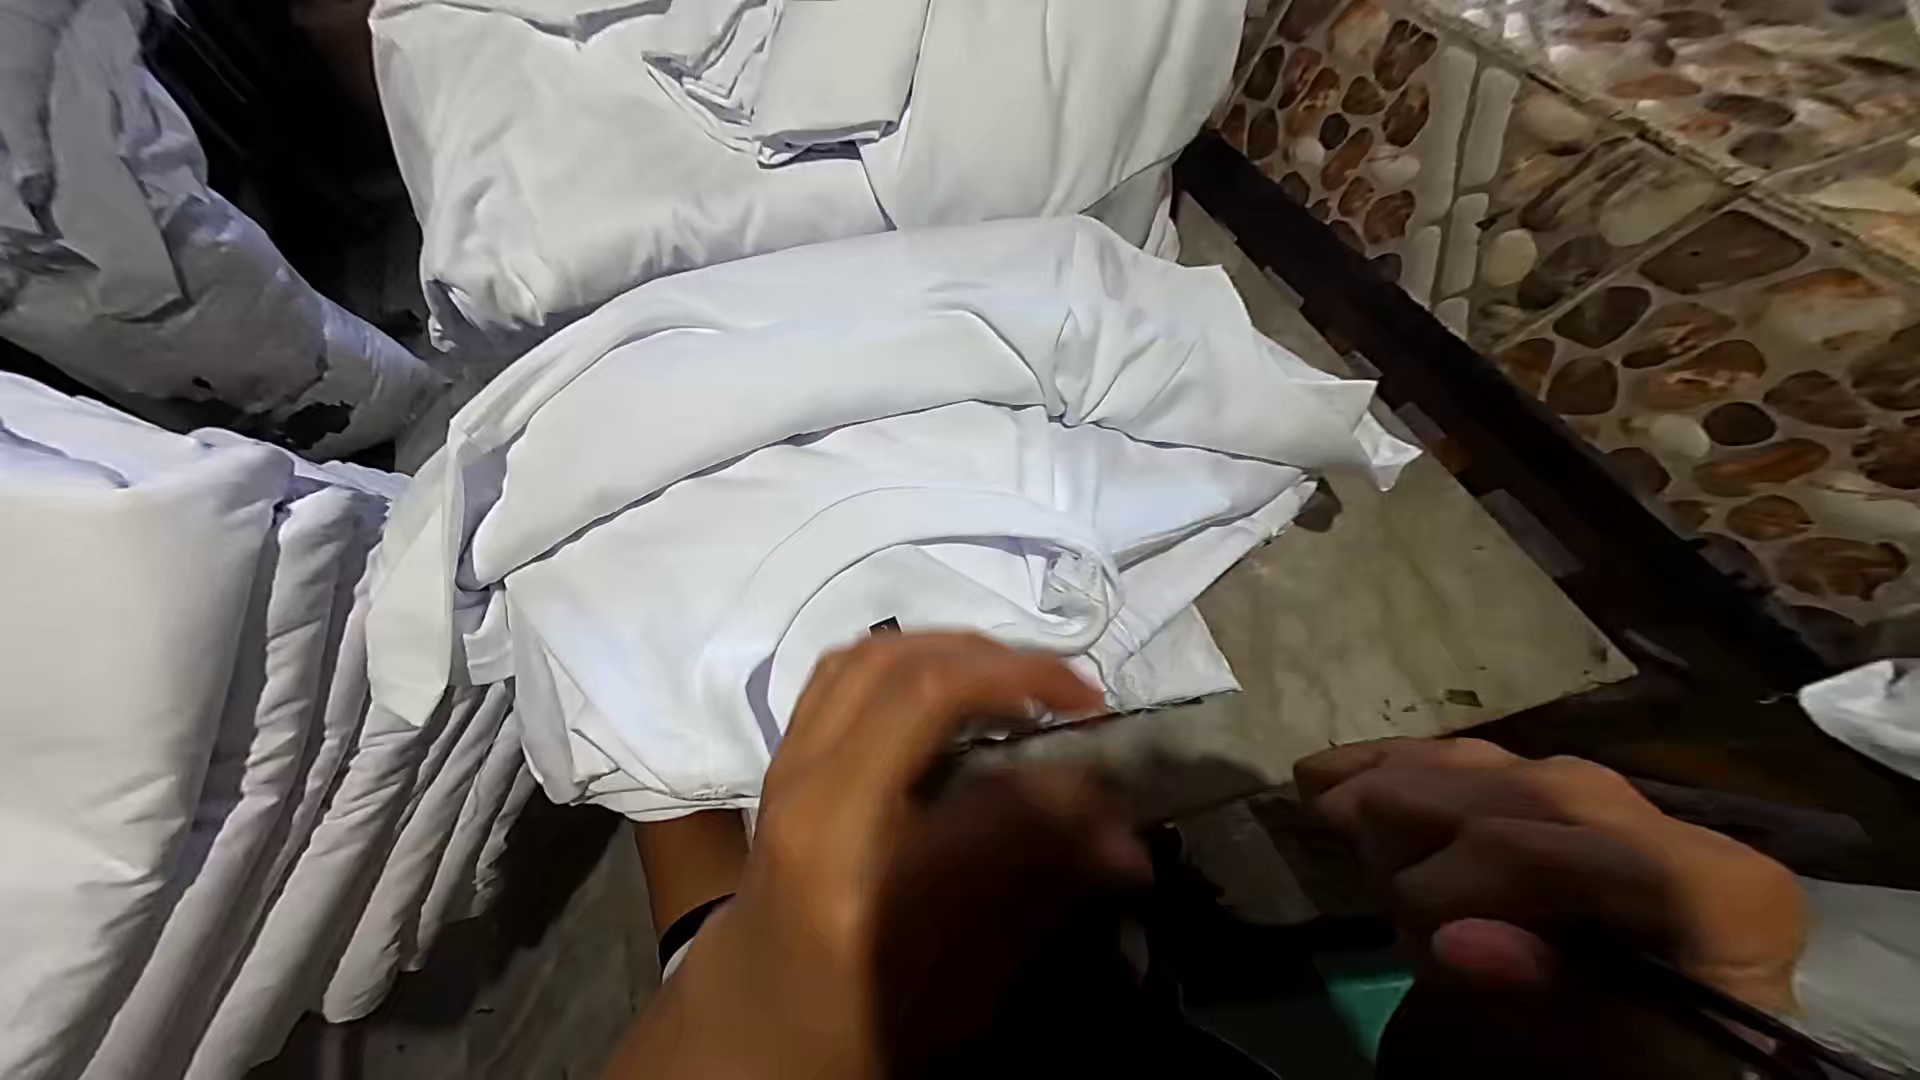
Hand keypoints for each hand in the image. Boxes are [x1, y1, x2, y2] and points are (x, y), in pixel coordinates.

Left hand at [609, 633, 1148, 1079]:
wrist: (749, 1015)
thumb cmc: (852, 1014)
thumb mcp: (953, 980)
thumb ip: (1035, 892)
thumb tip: (1127, 843)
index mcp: (845, 861)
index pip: (962, 771)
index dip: (1037, 725)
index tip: (1094, 724)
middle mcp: (810, 792)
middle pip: (908, 678)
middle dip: (1003, 664)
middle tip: (1067, 686)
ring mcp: (787, 761)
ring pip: (873, 655)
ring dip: (956, 646)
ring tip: (1016, 673)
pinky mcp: (786, 751)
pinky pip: (845, 667)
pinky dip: (908, 652)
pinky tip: (945, 676)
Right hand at [1295, 737, 1805, 1012]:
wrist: (1645, 987)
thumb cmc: (1643, 1032)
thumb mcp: (1613, 1045)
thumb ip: (1542, 996)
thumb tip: (1454, 944)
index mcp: (1704, 879)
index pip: (1529, 850)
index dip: (1445, 888)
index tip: (1409, 941)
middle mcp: (1635, 805)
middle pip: (1477, 798)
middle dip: (1401, 843)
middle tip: (1376, 900)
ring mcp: (1569, 772)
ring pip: (1443, 763)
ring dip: (1374, 797)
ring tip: (1334, 835)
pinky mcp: (1518, 763)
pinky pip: (1430, 750)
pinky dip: (1368, 763)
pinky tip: (1318, 776)